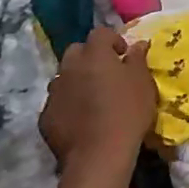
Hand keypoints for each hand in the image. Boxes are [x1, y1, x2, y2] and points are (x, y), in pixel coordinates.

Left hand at [39, 26, 156, 173]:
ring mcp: (54, 93)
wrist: (99, 155)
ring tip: (93, 96)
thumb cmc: (128, 112)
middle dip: (90, 56)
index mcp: (94, 55)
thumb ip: (138, 59)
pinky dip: (68, 103)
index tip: (124, 55)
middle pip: (76, 51)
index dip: (113, 40)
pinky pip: (57, 101)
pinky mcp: (45, 117)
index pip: (100, 33)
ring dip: (77, 79)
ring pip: (64, 76)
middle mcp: (69, 68)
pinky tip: (81, 118)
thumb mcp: (143, 82)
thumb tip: (137, 45)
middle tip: (108, 72)